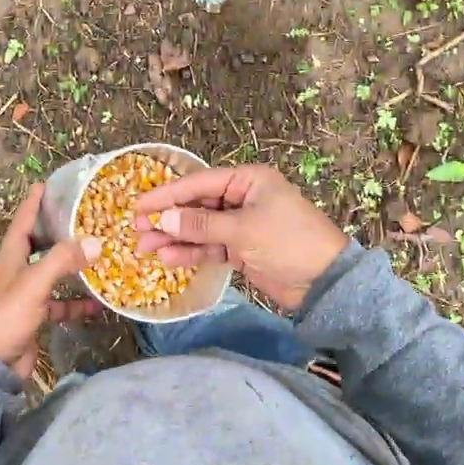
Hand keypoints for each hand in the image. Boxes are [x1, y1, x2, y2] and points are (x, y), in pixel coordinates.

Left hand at [0, 184, 103, 377]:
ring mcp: (26, 293)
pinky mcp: (35, 315)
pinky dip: (76, 302)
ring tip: (98, 255)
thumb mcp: (34, 284)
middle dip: (58, 230)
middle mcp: (17, 270)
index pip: (23, 221)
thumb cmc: (7, 317)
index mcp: (11, 256)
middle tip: (83, 216)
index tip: (48, 184)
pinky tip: (98, 304)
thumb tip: (95, 242)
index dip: (34, 202)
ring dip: (72, 266)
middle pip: (39, 243)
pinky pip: (59, 303)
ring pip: (52, 272)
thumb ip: (62, 261)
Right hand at [131, 165, 348, 311]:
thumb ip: (200, 224)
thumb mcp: (242, 230)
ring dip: (174, 238)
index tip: (138, 206)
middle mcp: (242, 198)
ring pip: (199, 228)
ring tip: (145, 249)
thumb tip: (162, 219)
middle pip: (196, 205)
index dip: (166, 194)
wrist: (326, 283)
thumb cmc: (289, 242)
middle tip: (136, 230)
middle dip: (167, 219)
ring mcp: (241, 225)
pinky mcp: (242, 249)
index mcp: (247, 181)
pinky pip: (209, 246)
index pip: (197, 183)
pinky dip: (190, 252)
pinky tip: (168, 258)